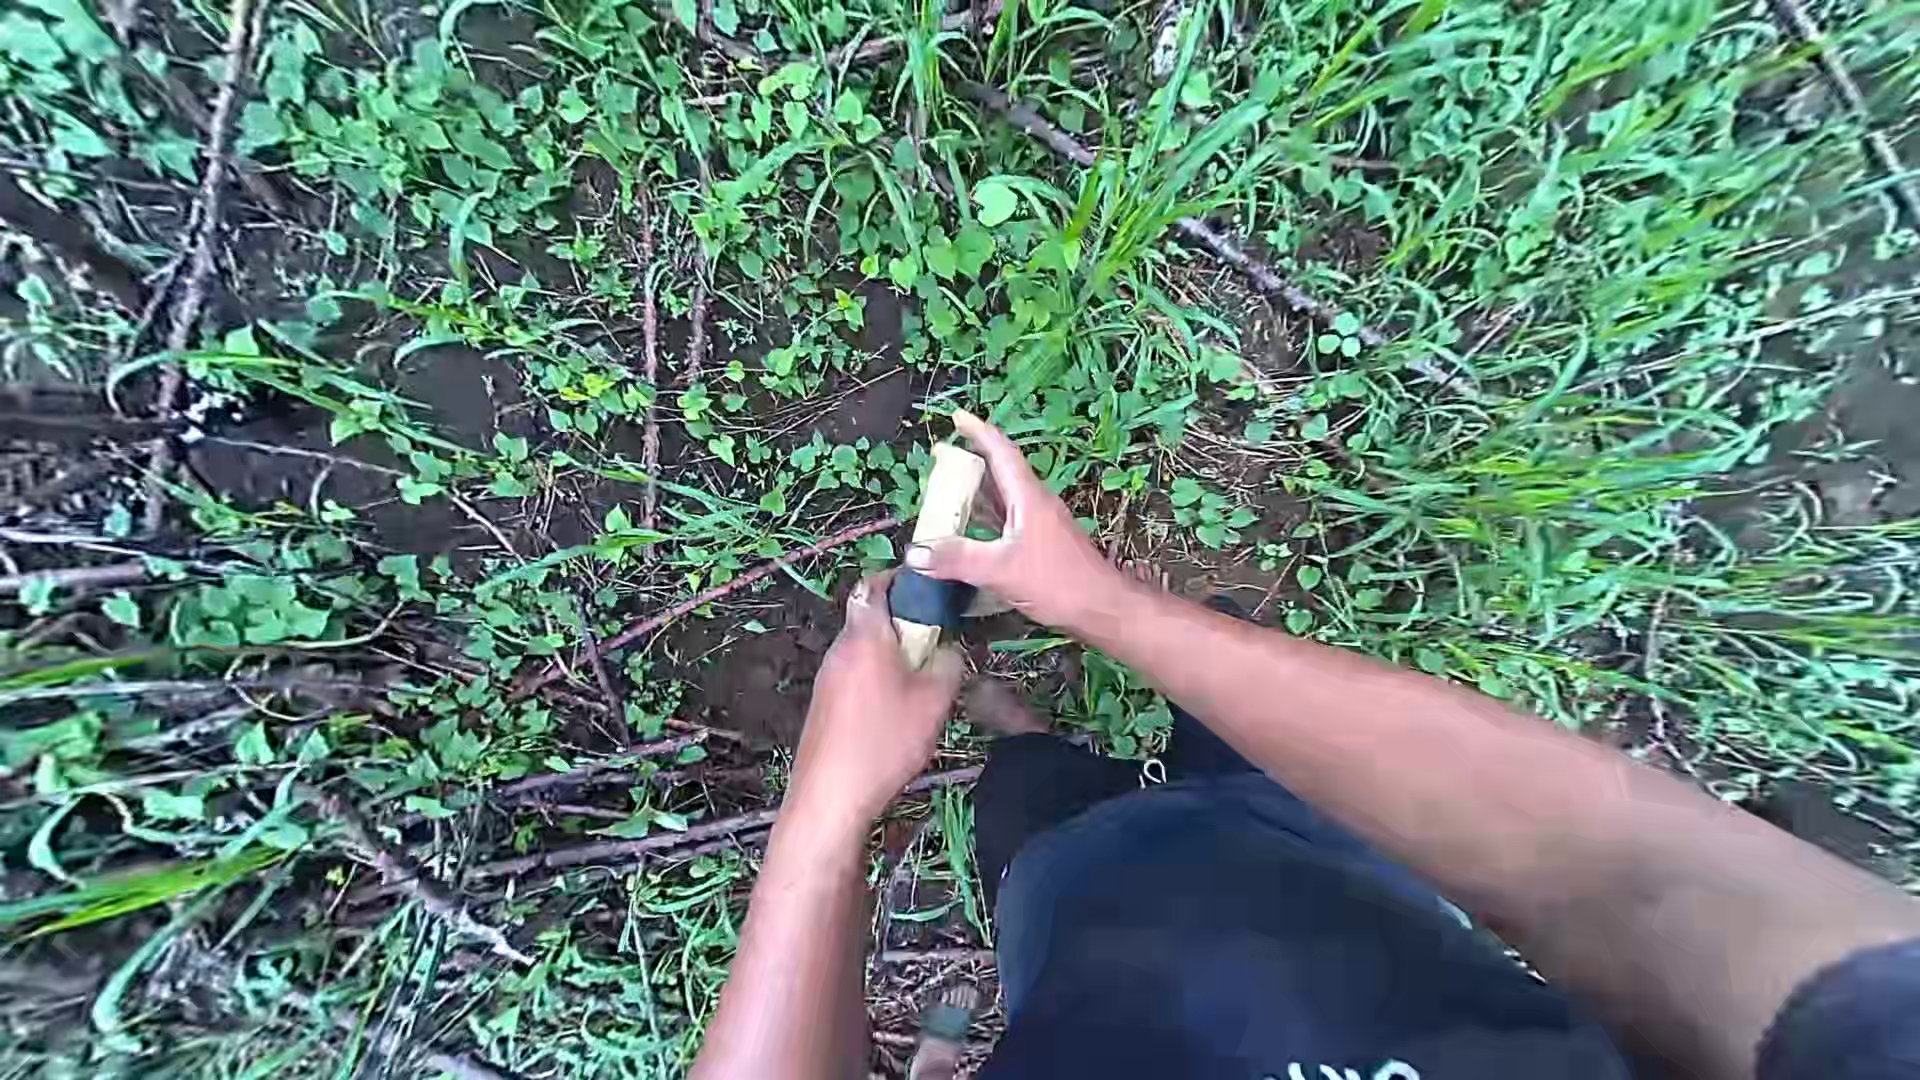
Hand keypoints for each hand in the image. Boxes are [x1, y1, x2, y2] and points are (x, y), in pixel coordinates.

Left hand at [788, 572, 965, 828]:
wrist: (831, 796)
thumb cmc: (886, 740)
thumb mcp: (934, 700)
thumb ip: (948, 663)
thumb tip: (946, 648)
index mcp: (865, 635)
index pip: (873, 583)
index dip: (898, 577)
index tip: (925, 587)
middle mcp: (840, 648)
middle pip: (869, 615)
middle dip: (901, 620)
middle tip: (932, 638)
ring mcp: (827, 676)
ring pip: (862, 646)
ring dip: (888, 650)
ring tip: (918, 677)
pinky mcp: (823, 702)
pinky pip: (853, 672)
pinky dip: (874, 674)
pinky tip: (893, 707)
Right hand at [904, 410, 1127, 630]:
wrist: (1101, 607)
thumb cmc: (1058, 581)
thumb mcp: (1001, 569)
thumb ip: (957, 559)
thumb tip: (915, 553)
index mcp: (1027, 497)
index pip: (1001, 452)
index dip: (978, 431)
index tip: (957, 417)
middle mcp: (1034, 503)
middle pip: (1000, 472)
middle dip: (970, 462)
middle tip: (941, 459)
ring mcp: (1039, 523)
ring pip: (1003, 498)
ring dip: (977, 493)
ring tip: (947, 493)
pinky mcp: (1040, 543)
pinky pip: (1007, 521)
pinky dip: (985, 519)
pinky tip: (970, 532)